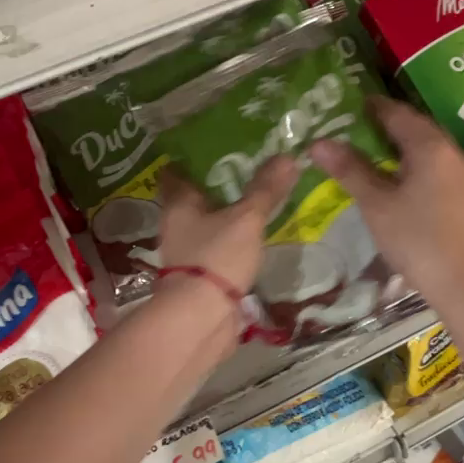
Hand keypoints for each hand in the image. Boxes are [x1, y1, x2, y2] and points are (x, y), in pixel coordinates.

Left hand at [157, 156, 299, 294]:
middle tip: (248, 166)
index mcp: (178, 202)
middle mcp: (176, 223)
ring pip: (206, 221)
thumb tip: (287, 156)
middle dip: (218, 183)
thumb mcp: (246, 219)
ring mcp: (186, 250)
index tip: (220, 143)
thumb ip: (265, 189)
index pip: (178, 169)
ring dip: (226, 211)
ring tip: (256, 196)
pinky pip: (216, 245)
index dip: (196, 154)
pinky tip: (253, 232)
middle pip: (194, 195)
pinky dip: (231, 236)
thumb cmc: (216, 258)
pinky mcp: (200, 273)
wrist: (201, 319)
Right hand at [309, 96, 463, 303]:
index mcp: (429, 146)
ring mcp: (461, 174)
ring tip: (364, 152)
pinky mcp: (463, 195)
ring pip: (424, 148)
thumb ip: (349, 170)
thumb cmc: (417, 239)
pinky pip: (433, 166)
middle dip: (382, 124)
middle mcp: (450, 152)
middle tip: (349, 128)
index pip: (396, 113)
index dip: (369, 107)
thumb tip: (318, 142)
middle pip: (413, 127)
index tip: (344, 105)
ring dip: (396, 145)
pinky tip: (392, 180)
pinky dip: (409, 163)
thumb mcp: (376, 204)